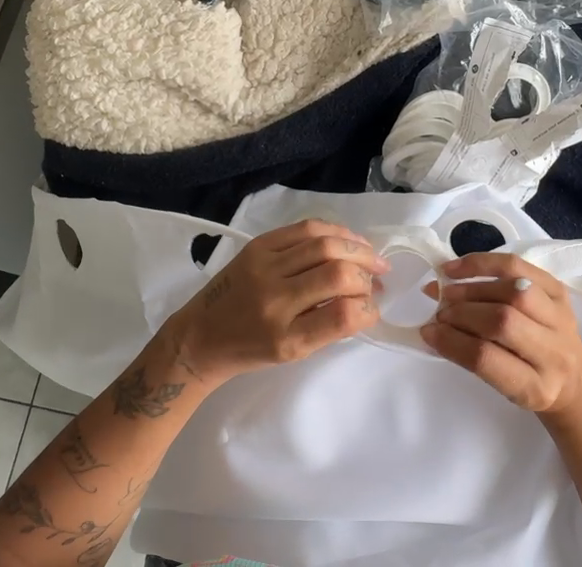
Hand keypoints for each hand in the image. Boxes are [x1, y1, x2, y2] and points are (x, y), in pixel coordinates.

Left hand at [162, 220, 386, 386]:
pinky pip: (303, 228)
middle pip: (335, 271)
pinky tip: (344, 239)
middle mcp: (274, 298)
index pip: (342, 315)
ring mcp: (264, 265)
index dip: (368, 308)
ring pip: (322, 242)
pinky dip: (331, 231)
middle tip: (380, 274)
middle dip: (367, 270)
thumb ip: (329, 327)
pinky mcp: (257, 245)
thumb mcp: (292, 353)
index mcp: (285, 336)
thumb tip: (365, 299)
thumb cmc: (250, 351)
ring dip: (354, 245)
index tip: (374, 307)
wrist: (201, 335)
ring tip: (369, 254)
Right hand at [420, 253, 581, 414]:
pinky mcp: (559, 291)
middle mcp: (554, 352)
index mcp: (536, 387)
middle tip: (438, 312)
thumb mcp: (502, 388)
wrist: (574, 379)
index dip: (452, 341)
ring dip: (472, 288)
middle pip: (503, 322)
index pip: (488, 359)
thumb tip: (431, 328)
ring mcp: (561, 318)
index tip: (428, 332)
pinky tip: (460, 268)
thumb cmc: (529, 384)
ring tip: (448, 289)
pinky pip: (520, 267)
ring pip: (514, 291)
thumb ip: (471, 358)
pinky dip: (485, 263)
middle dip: (461, 312)